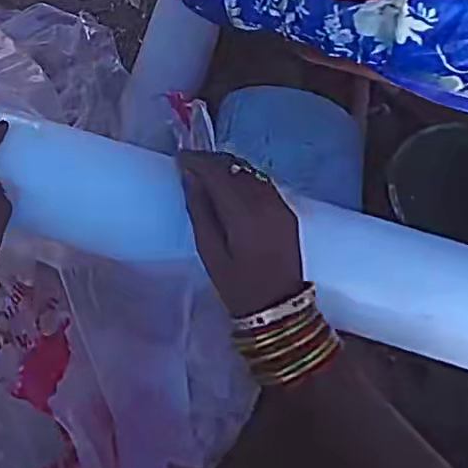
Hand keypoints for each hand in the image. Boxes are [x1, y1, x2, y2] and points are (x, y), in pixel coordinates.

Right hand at [177, 151, 303, 317]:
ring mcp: (280, 203)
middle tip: (190, 163)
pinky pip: (261, 181)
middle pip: (235, 166)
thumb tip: (191, 177)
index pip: (218, 172)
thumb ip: (200, 210)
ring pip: (250, 171)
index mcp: (244, 212)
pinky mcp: (287, 209)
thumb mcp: (209, 251)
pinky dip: (243, 176)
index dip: (197, 161)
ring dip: (227, 166)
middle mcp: (265, 201)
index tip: (180, 158)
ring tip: (207, 172)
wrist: (279, 309)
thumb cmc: (238, 285)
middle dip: (211, 160)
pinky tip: (231, 185)